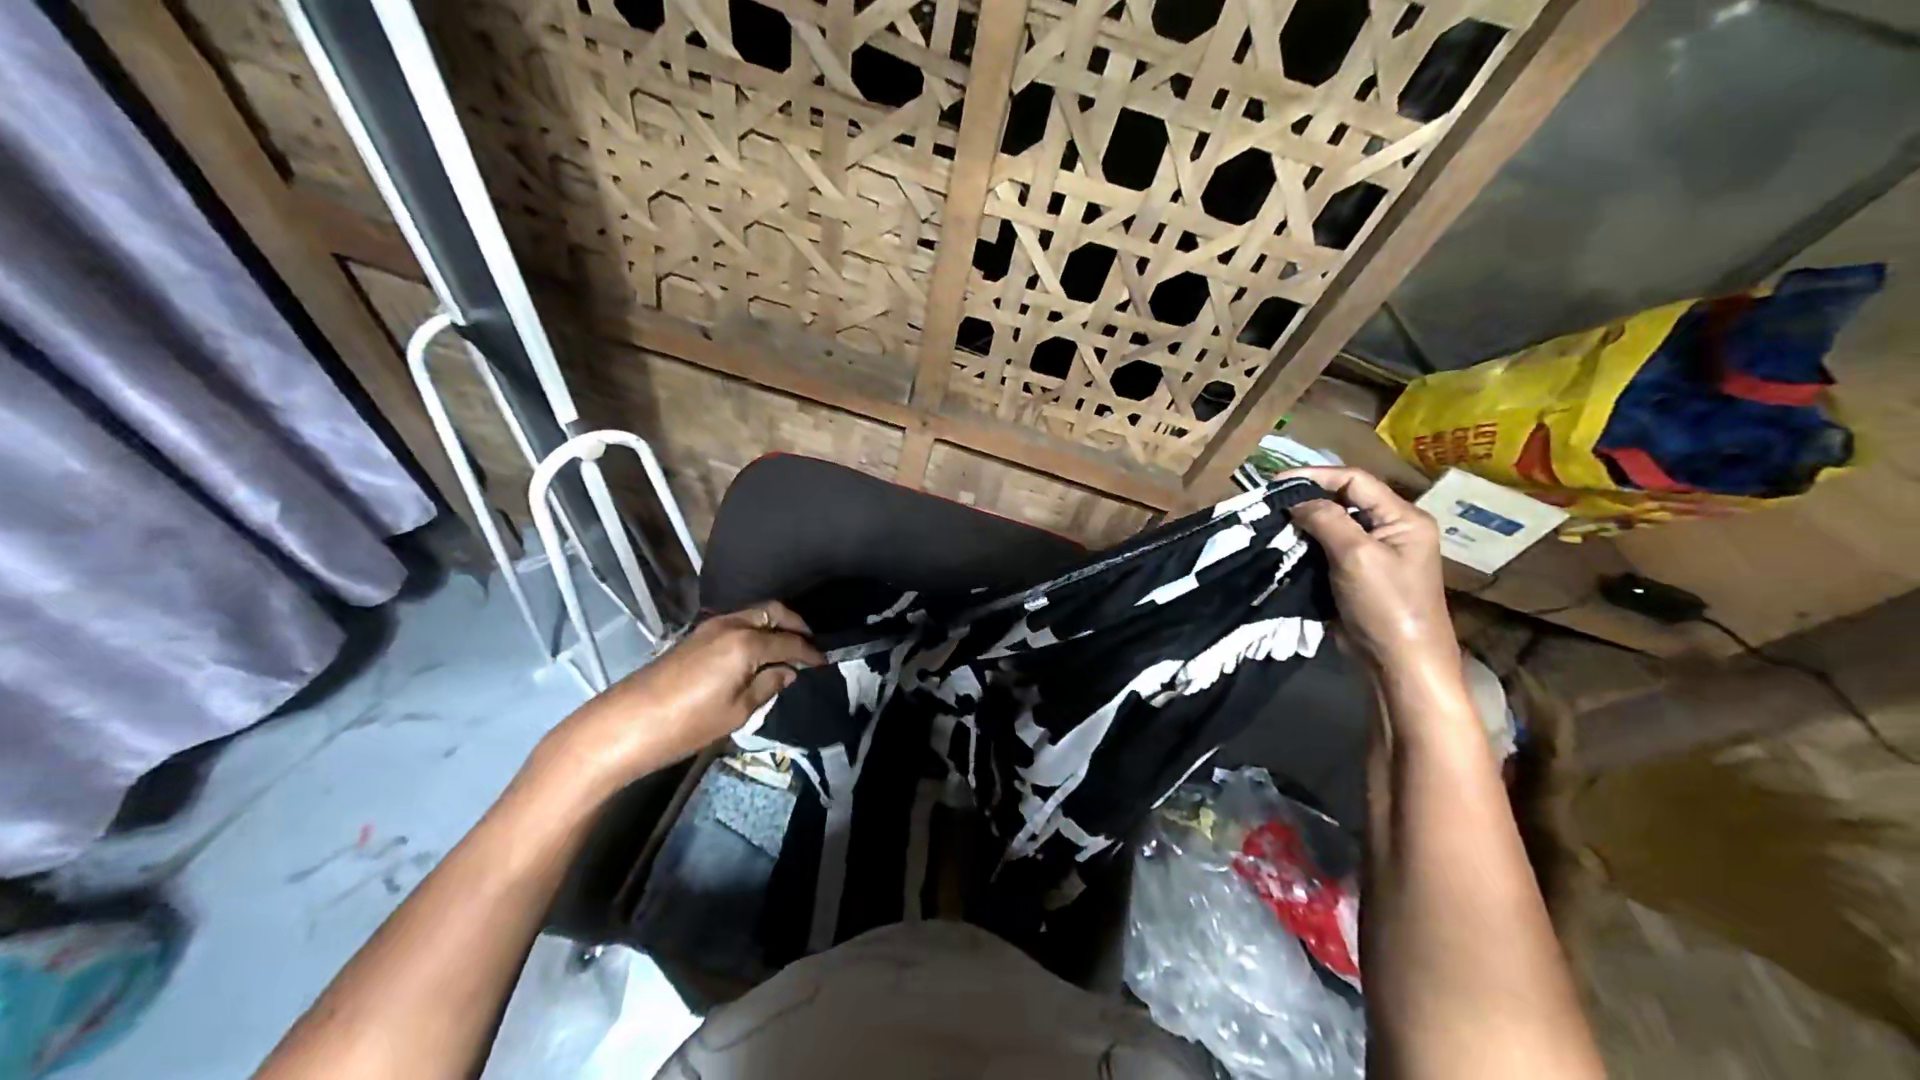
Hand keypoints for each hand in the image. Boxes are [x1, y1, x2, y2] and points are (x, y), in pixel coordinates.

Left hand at [536, 602, 823, 795]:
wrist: (626, 723)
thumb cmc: (687, 723)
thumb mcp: (738, 711)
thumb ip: (768, 685)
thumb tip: (788, 671)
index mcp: (746, 643)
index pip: (790, 642)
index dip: (811, 653)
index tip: (825, 663)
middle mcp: (731, 624)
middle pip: (773, 612)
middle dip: (797, 625)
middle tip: (809, 646)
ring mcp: (710, 627)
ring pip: (754, 613)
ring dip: (775, 625)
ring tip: (788, 649)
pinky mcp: (696, 636)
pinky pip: (738, 622)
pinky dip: (756, 630)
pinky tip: (760, 652)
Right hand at [1281, 467, 1457, 684]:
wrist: (1399, 663)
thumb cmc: (1386, 605)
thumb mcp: (1357, 555)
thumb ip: (1327, 520)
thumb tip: (1296, 501)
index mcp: (1403, 518)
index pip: (1354, 480)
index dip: (1314, 476)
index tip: (1274, 482)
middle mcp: (1391, 530)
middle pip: (1343, 500)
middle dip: (1305, 499)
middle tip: (1268, 503)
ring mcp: (1374, 554)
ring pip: (1332, 526)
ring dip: (1302, 524)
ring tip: (1270, 523)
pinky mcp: (1356, 576)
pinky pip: (1327, 550)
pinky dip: (1304, 546)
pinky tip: (1282, 547)